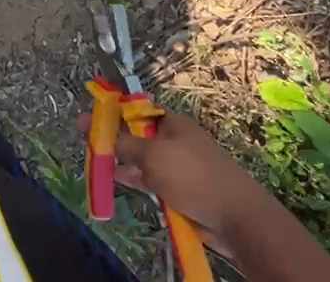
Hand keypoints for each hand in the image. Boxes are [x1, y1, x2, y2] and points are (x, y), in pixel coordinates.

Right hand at [76, 110, 277, 256]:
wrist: (240, 221)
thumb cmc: (194, 177)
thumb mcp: (151, 155)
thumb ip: (121, 142)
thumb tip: (92, 127)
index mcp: (173, 124)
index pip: (137, 109)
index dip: (114, 110)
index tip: (92, 116)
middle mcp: (176, 141)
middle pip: (137, 134)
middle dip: (114, 137)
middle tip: (89, 141)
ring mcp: (179, 167)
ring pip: (142, 159)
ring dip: (122, 161)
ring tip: (97, 163)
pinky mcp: (181, 190)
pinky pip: (152, 180)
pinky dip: (135, 179)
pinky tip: (117, 180)